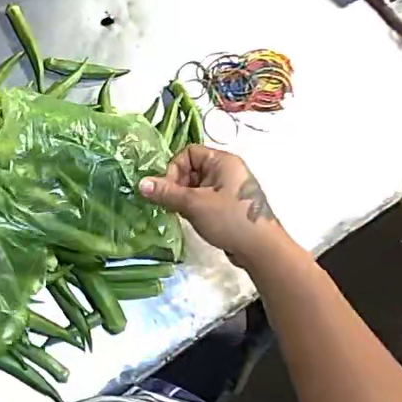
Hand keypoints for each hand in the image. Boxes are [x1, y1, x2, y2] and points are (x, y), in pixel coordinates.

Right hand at [138, 146, 298, 269]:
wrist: (261, 249)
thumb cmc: (229, 219)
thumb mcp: (194, 204)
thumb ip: (167, 193)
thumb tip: (141, 183)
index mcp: (223, 161)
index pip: (189, 152)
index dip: (174, 168)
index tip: (168, 189)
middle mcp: (227, 171)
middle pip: (192, 169)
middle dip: (177, 185)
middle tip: (171, 203)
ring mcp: (229, 189)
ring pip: (197, 186)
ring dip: (184, 198)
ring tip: (180, 213)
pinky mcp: (229, 206)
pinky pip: (205, 199)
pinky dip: (194, 207)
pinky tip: (191, 220)